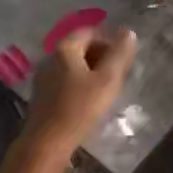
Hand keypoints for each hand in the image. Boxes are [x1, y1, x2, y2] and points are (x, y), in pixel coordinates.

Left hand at [26, 26, 137, 147]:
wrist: (48, 141)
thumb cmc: (80, 107)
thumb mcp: (108, 79)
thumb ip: (120, 54)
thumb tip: (129, 32)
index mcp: (64, 49)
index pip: (90, 32)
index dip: (110, 41)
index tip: (124, 58)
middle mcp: (50, 57)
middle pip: (81, 47)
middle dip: (102, 55)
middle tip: (120, 73)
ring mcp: (44, 76)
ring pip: (74, 64)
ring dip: (93, 70)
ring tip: (108, 87)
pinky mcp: (43, 93)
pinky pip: (66, 79)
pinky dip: (81, 82)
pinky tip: (91, 99)